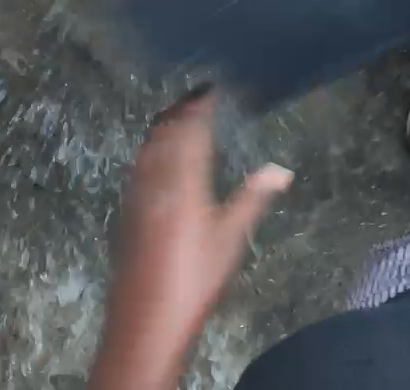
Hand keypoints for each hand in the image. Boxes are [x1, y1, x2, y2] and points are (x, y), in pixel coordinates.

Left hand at [91, 89, 291, 389]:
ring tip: (178, 113)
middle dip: (179, 108)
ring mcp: (136, 196)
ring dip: (163, 124)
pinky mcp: (126, 212)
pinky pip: (139, 164)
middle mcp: (156, 180)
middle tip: (196, 94)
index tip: (211, 87)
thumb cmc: (195, 277)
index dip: (199, 104)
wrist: (146, 322)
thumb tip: (282, 170)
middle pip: (164, 132)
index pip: (190, 130)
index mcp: (183, 181)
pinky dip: (151, 145)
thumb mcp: (232, 238)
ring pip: (148, 147)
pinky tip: (156, 153)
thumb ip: (253, 198)